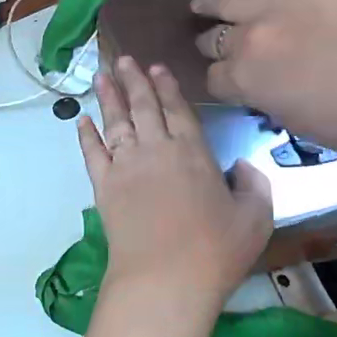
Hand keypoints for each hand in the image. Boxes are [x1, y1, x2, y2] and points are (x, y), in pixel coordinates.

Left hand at [78, 57, 273, 308]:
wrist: (165, 277)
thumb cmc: (216, 250)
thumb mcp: (256, 217)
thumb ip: (254, 185)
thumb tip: (242, 165)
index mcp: (193, 152)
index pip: (178, 109)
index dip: (166, 86)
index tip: (156, 67)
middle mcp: (156, 150)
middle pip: (143, 107)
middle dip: (133, 80)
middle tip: (123, 59)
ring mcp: (126, 166)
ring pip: (115, 122)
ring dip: (107, 97)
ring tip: (100, 75)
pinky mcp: (104, 186)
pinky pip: (92, 152)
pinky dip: (86, 135)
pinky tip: (81, 120)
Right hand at [188, 0, 336, 160]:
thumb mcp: (304, 125)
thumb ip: (272, 101)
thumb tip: (264, 89)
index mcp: (246, 80)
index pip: (214, 79)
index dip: (220, 84)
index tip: (229, 87)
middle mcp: (250, 39)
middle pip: (217, 39)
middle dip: (212, 46)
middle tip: (216, 49)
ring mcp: (279, 3)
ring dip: (211, 3)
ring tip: (200, 4)